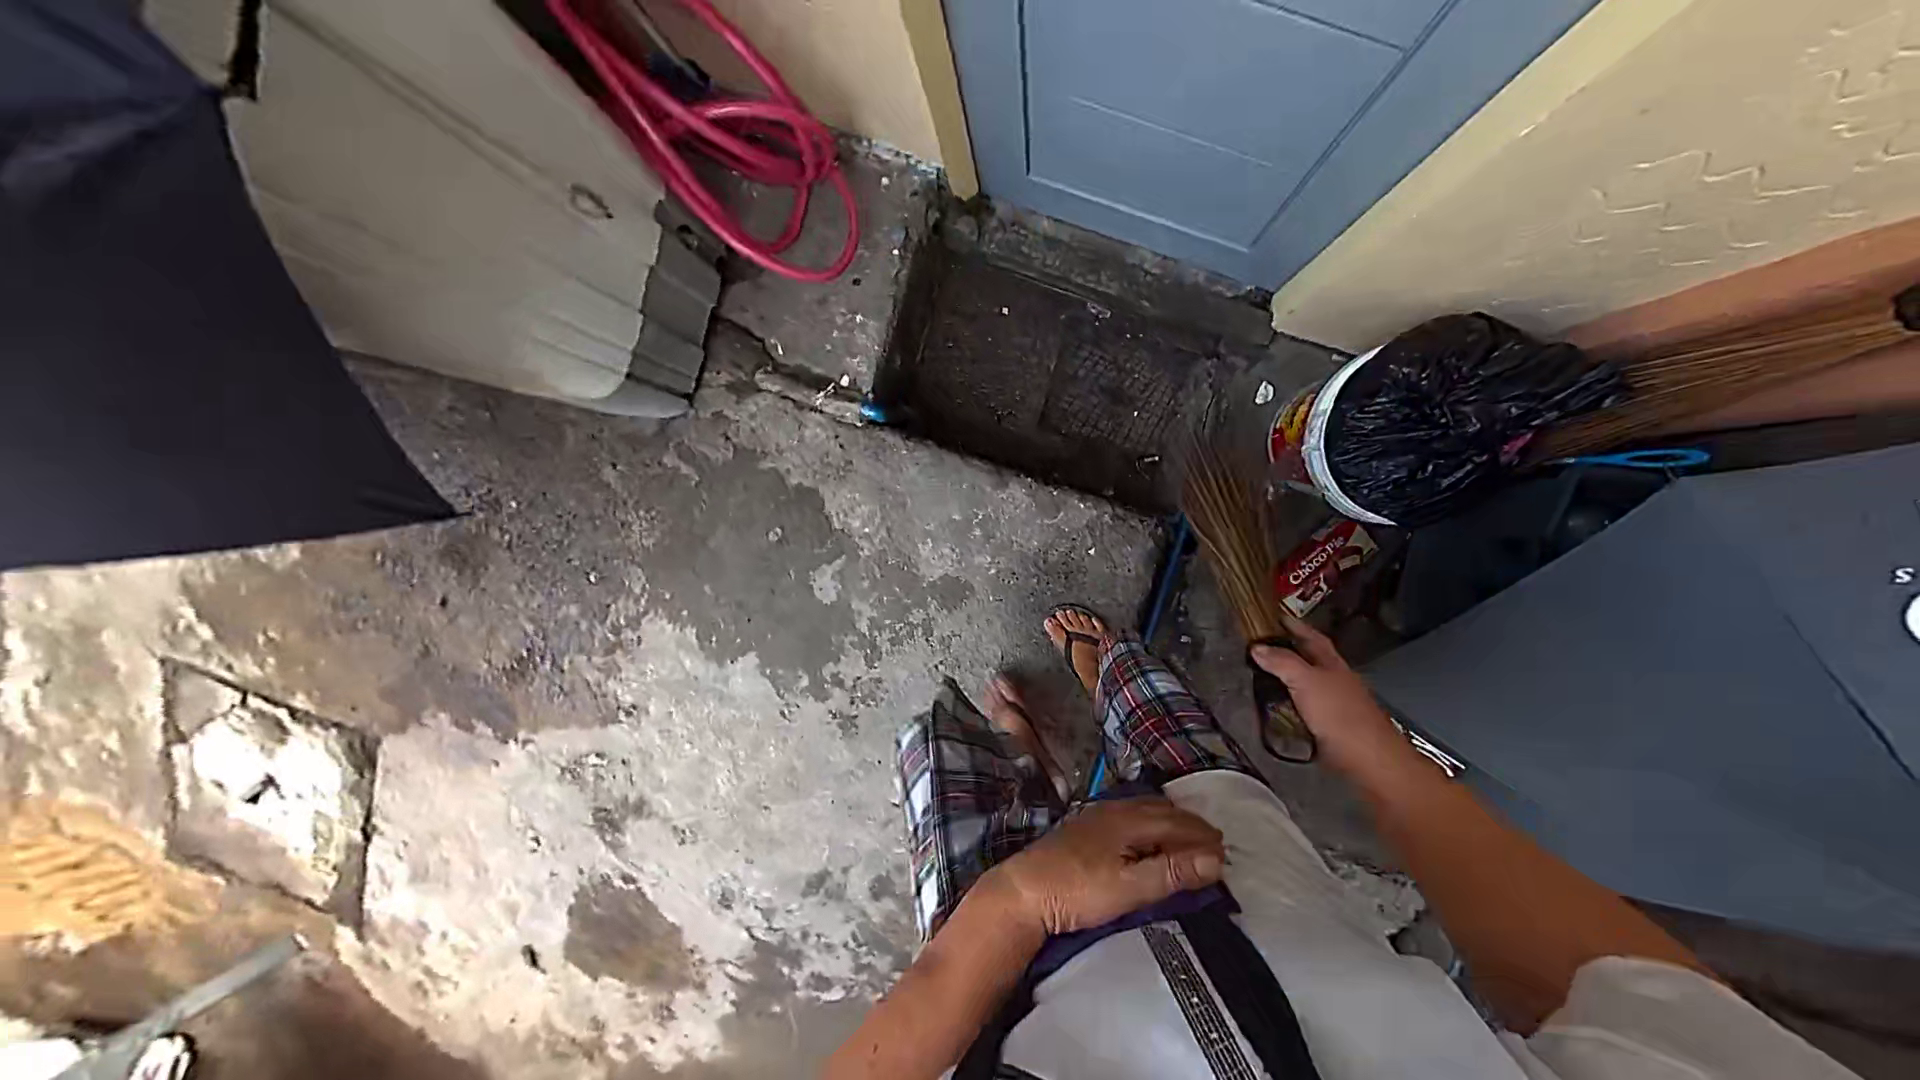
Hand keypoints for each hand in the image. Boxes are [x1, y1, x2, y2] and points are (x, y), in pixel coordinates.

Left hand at [983, 798, 1224, 934]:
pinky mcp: (1083, 827)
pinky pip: (1127, 813)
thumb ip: (1170, 873)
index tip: (1226, 850)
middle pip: (1161, 811)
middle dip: (1190, 824)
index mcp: (1128, 820)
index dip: (1203, 836)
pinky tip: (1144, 834)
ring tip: (1186, 837)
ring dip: (1169, 821)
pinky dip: (1148, 821)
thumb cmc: (1077, 891)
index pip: (1177, 823)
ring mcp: (1096, 816)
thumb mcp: (1128, 888)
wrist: (1024, 890)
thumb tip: (1215, 859)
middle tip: (1213, 842)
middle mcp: (1114, 810)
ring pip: (1143, 809)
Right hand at [1251, 617, 1418, 778]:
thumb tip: (1258, 648)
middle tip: (1261, 647)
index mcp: (1332, 664)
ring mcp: (1332, 705)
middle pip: (1309, 660)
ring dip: (1285, 679)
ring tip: (1260, 675)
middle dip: (1287, 651)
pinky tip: (1273, 707)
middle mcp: (1334, 681)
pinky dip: (1287, 704)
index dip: (1295, 626)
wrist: (1368, 760)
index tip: (1276, 617)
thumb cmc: (1341, 715)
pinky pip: (1302, 708)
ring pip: (1305, 684)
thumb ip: (1282, 662)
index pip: (1312, 637)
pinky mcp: (1327, 727)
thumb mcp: (1306, 681)